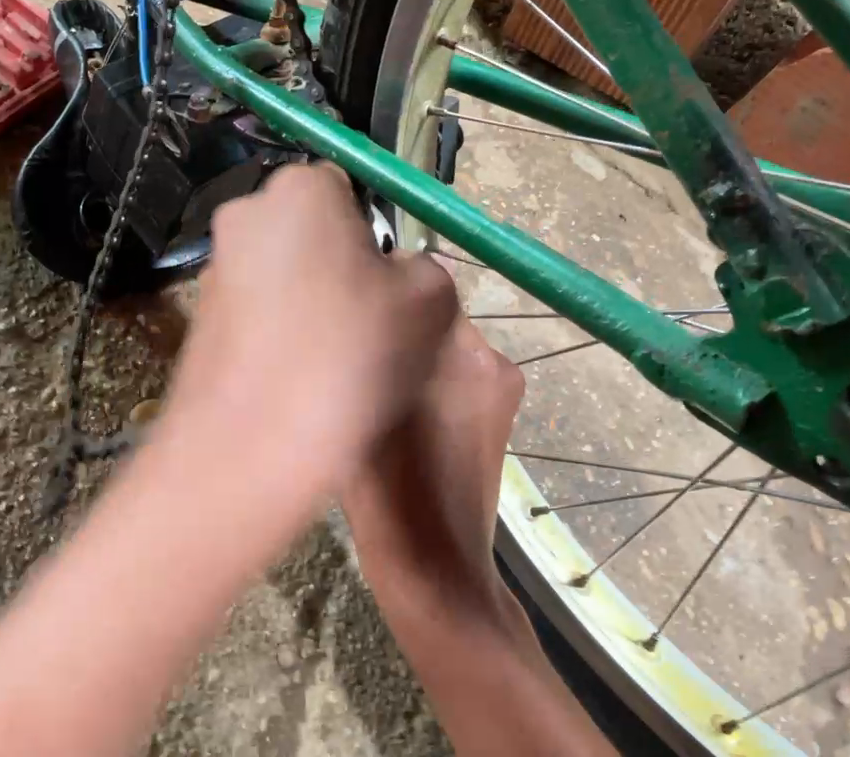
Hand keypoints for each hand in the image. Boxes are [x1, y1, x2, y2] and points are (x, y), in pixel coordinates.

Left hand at [156, 163, 460, 497]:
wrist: (250, 447)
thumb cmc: (351, 357)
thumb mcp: (429, 304)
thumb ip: (423, 269)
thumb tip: (398, 274)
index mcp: (299, 188)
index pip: (350, 188)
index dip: (376, 235)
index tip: (388, 283)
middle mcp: (245, 213)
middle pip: (311, 229)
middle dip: (340, 265)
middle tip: (369, 322)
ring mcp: (214, 266)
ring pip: (283, 272)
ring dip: (309, 301)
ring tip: (334, 360)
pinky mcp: (197, 316)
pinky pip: (256, 311)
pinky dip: (279, 332)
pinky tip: (298, 379)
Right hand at [342, 318, 524, 618]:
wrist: (434, 567)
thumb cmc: (386, 487)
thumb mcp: (356, 403)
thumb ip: (362, 343)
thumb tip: (354, 303)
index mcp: (464, 349)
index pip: (423, 280)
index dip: (382, 289)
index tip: (348, 310)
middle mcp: (492, 360)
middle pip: (432, 315)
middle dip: (396, 326)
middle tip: (354, 352)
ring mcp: (501, 391)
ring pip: (441, 348)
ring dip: (410, 357)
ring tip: (373, 391)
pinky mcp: (498, 419)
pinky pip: (456, 378)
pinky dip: (430, 386)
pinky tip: (401, 420)